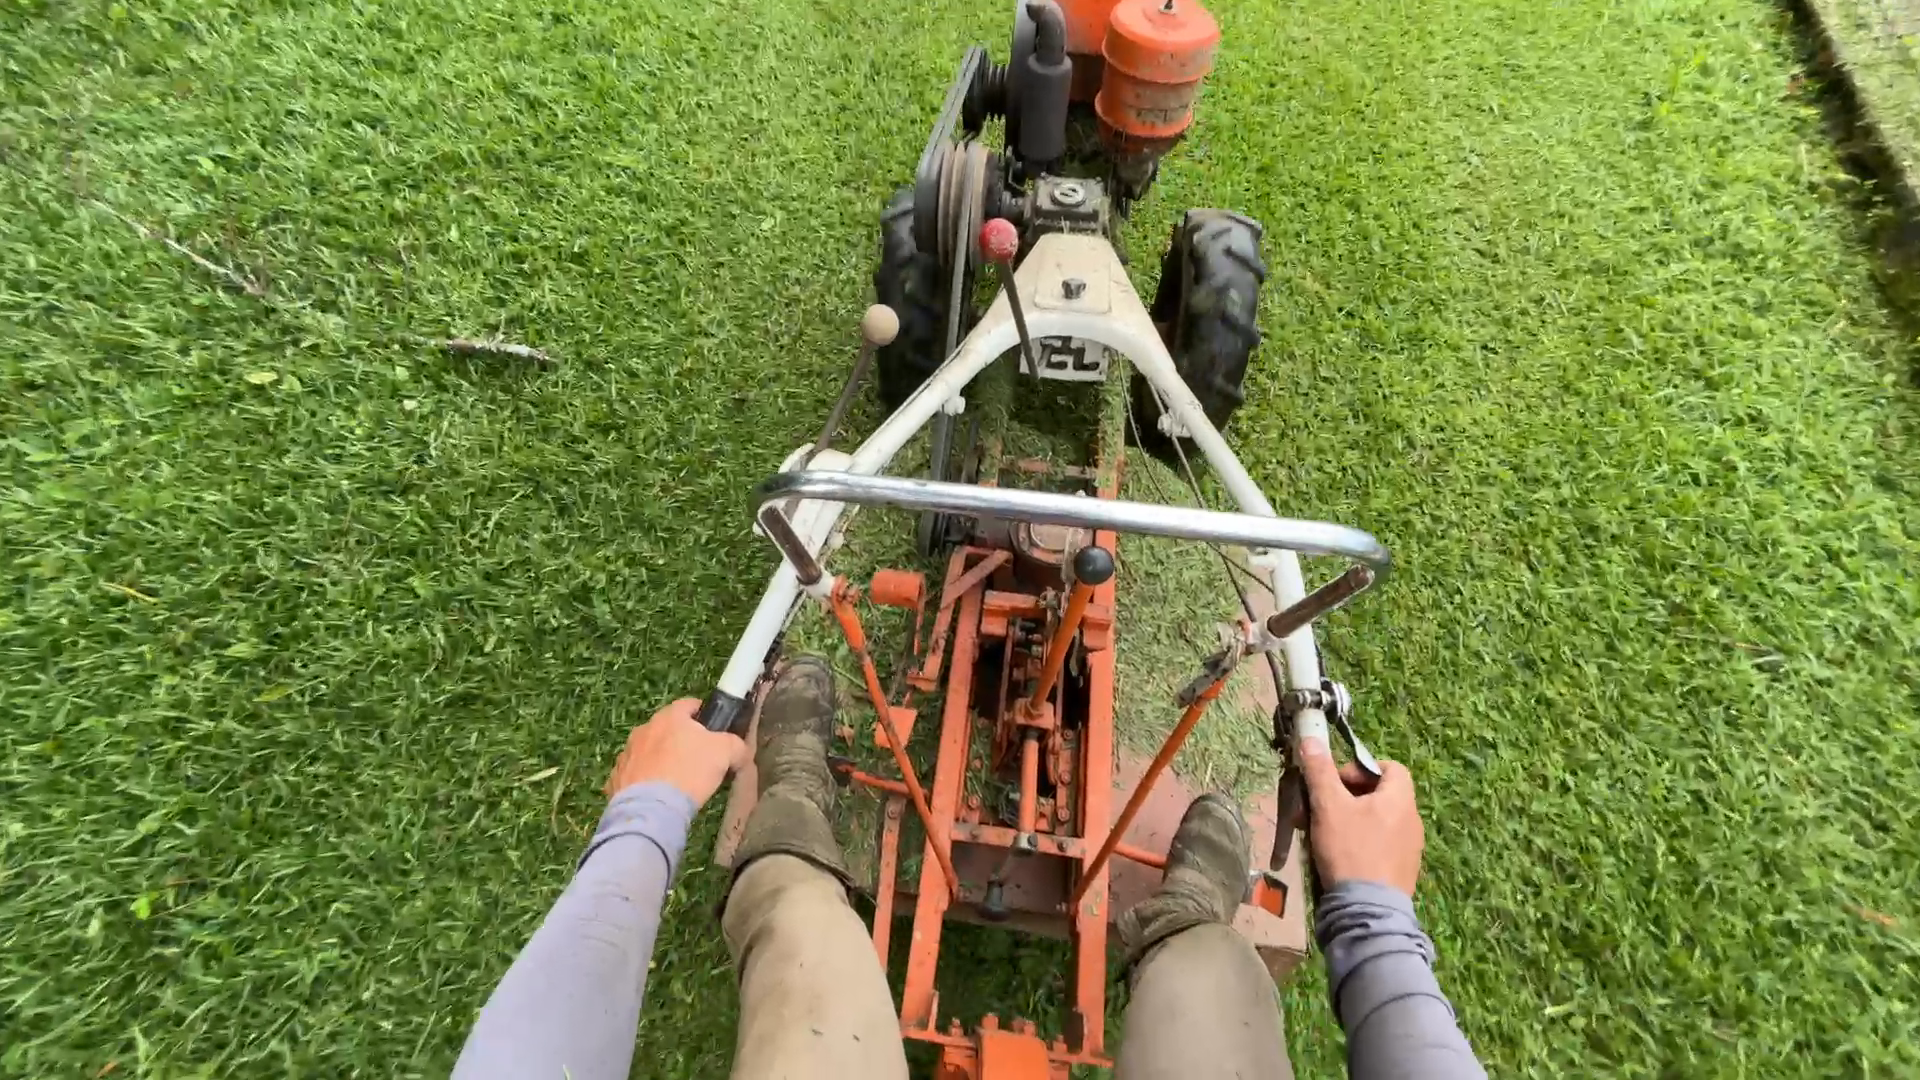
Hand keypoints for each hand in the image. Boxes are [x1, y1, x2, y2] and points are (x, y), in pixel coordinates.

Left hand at [604, 698, 750, 806]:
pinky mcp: (615, 780)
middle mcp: (644, 729)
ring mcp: (627, 754)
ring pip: (649, 751)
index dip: (704, 715)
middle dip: (682, 740)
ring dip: (661, 760)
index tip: (714, 730)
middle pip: (668, 728)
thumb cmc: (690, 771)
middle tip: (699, 759)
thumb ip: (736, 745)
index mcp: (670, 716)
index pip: (689, 704)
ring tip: (677, 782)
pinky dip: (646, 781)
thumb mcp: (727, 753)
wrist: (652, 810)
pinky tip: (659, 797)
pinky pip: (636, 775)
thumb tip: (739, 751)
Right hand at [1299, 735, 1423, 896]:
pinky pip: (1380, 841)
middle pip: (1381, 792)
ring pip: (1377, 818)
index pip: (1392, 767)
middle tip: (1322, 804)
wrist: (1367, 910)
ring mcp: (1409, 847)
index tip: (1337, 780)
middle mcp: (1411, 821)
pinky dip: (1359, 838)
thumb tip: (1311, 738)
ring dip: (1349, 816)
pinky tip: (1337, 851)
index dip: (1362, 767)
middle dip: (1347, 793)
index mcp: (1400, 801)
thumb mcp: (1328, 805)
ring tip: (1322, 829)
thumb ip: (1320, 770)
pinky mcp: (1401, 869)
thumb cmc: (1350, 849)